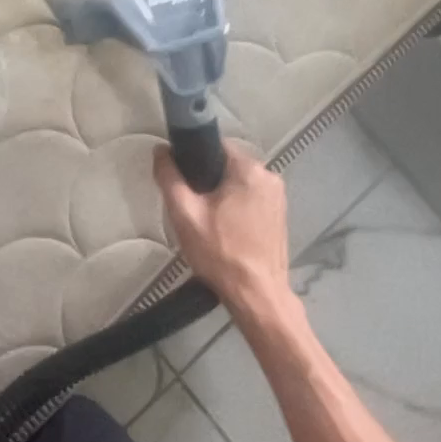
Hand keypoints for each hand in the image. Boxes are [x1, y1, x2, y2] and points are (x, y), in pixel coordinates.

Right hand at [153, 140, 291, 310]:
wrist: (257, 296)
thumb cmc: (220, 253)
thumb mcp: (185, 214)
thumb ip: (169, 177)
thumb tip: (160, 150)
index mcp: (249, 169)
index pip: (214, 145)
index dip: (192, 158)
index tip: (181, 180)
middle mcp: (270, 177)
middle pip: (226, 165)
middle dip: (206, 180)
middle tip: (190, 207)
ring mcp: (279, 198)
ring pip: (238, 183)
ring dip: (221, 195)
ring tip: (205, 221)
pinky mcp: (280, 216)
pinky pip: (250, 198)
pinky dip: (235, 207)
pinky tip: (224, 230)